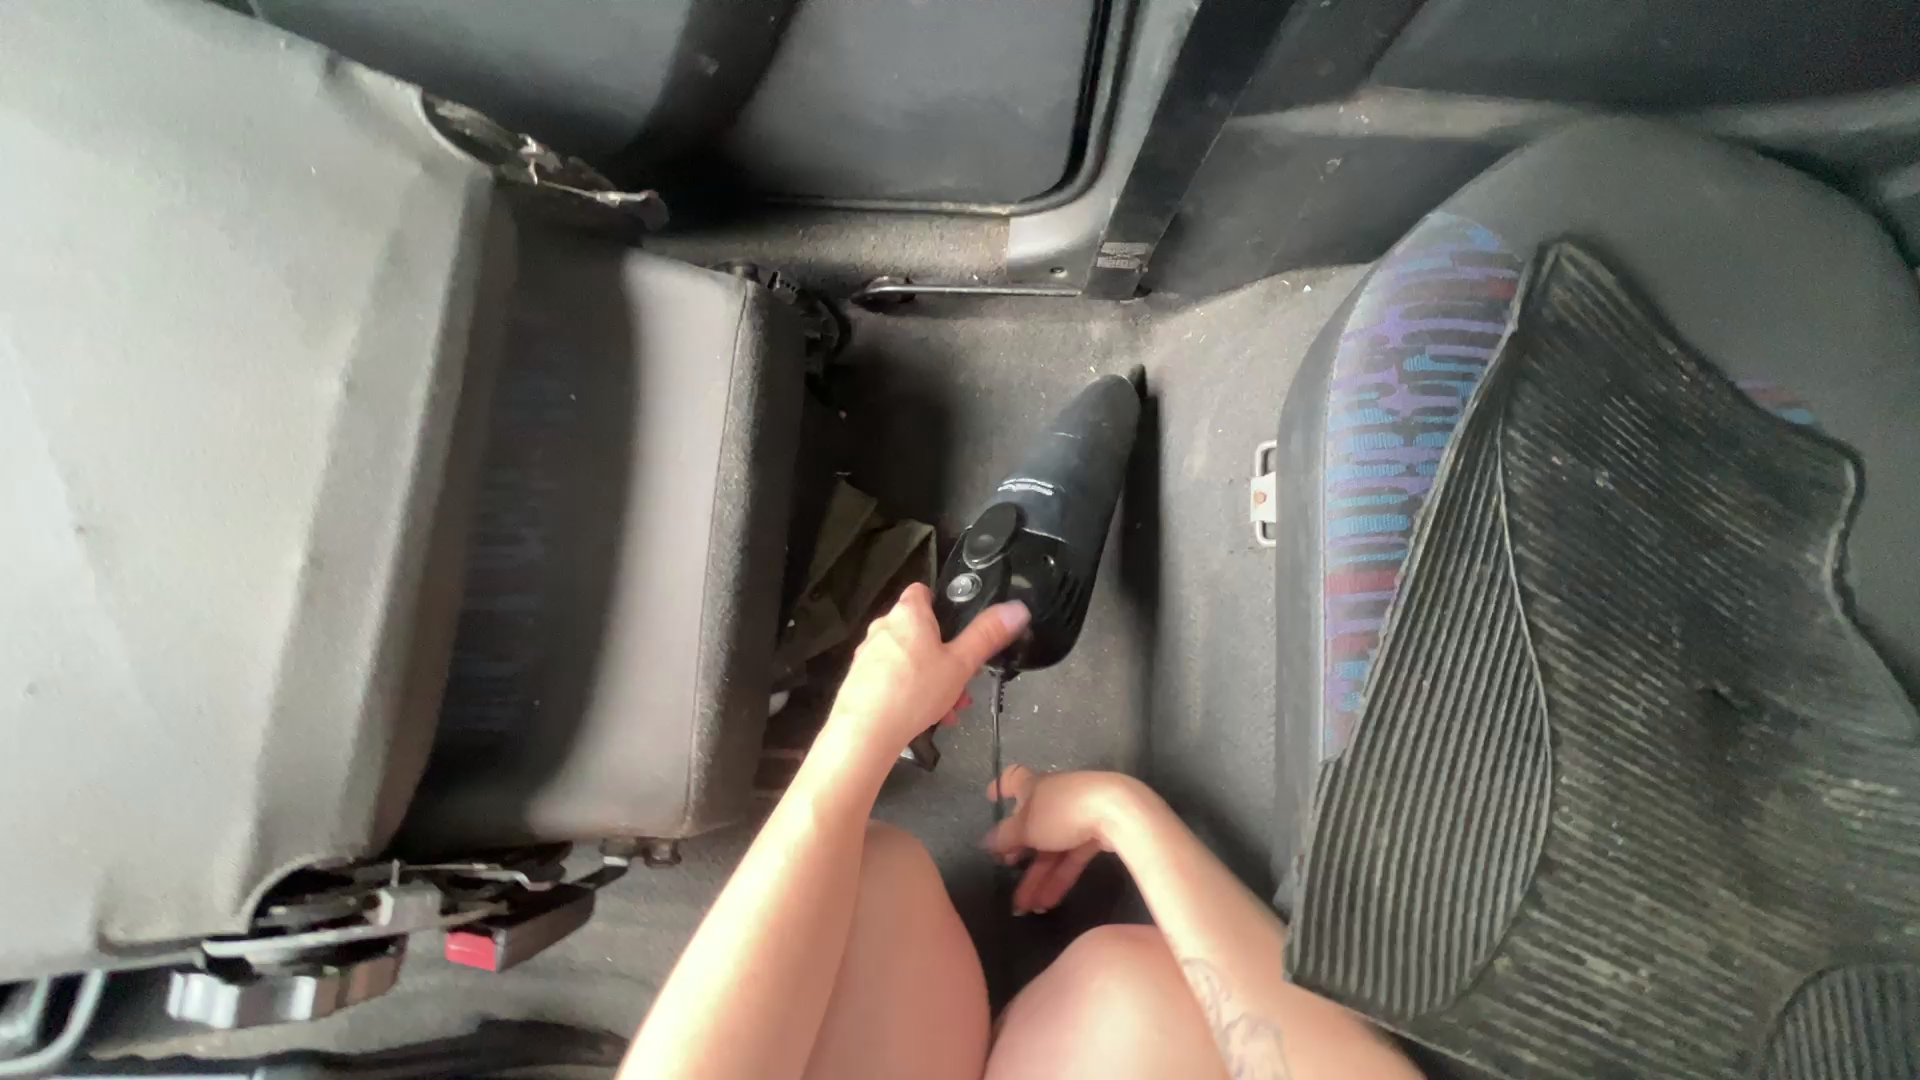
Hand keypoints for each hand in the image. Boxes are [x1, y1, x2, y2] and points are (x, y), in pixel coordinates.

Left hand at [822, 583, 1028, 765]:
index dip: (942, 604)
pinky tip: (925, 717)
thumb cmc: (913, 692)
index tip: (957, 623)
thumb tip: (1016, 609)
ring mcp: (869, 653)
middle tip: (961, 679)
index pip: (923, 591)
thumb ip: (988, 635)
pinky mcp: (860, 678)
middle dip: (944, 655)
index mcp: (909, 613)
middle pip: (920, 631)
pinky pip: (892, 678)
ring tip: (948, 707)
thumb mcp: (961, 664)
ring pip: (908, 659)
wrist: (865, 732)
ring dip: (931, 678)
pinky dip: (910, 691)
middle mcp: (884, 627)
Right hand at [982, 765, 1154, 914]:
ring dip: (1037, 876)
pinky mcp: (1094, 835)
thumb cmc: (1061, 810)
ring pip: (1051, 848)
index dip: (1002, 786)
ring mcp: (1075, 817)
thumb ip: (1005, 836)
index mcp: (1034, 786)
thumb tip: (986, 842)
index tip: (990, 796)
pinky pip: (1070, 858)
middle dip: (1018, 850)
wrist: (1115, 812)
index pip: (1014, 778)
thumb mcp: (1025, 825)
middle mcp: (1053, 798)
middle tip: (1006, 868)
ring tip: (1023, 906)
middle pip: (1031, 824)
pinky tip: (1046, 904)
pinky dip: (1058, 879)